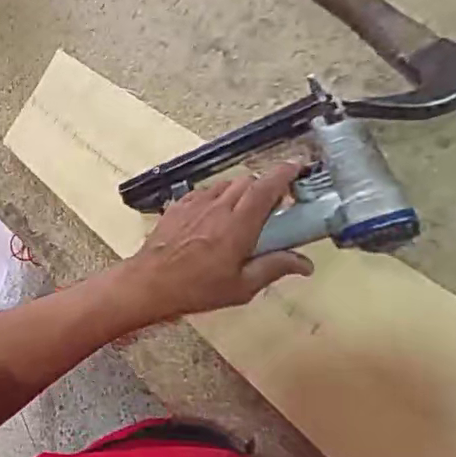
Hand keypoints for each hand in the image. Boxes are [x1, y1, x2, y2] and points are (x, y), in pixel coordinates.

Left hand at [115, 162, 315, 321]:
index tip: (297, 168)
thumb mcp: (242, 287)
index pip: (266, 187)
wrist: (150, 283)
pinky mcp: (178, 205)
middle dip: (264, 187)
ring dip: (240, 191)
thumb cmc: (198, 288)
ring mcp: (195, 203)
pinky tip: (215, 217)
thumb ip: (274, 268)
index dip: (284, 173)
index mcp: (238, 224)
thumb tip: (306, 263)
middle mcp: (218, 206)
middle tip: (272, 206)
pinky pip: (205, 191)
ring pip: (226, 184)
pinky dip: (217, 197)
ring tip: (243, 213)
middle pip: (248, 181)